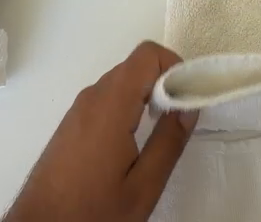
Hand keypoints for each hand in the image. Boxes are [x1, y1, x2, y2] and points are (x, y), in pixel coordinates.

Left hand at [3, 41, 197, 221]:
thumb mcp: (142, 187)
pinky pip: (106, 98)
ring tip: (157, 135)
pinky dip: (127, 107)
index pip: (147, 54)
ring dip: (145, 96)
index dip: (174, 66)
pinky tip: (131, 145)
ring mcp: (78, 109)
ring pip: (121, 82)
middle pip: (136, 66)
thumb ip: (169, 142)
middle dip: (163, 83)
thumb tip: (189, 106)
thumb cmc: (93, 211)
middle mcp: (92, 96)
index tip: (188, 97)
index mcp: (111, 103)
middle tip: (178, 119)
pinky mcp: (70, 124)